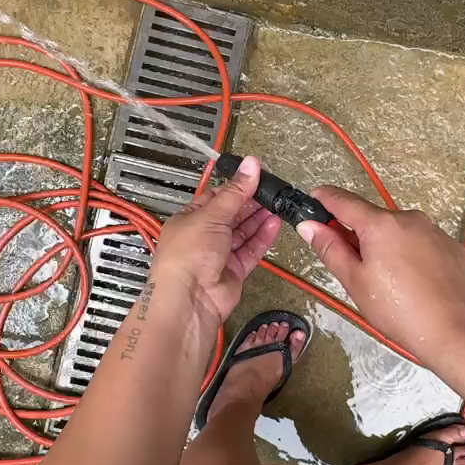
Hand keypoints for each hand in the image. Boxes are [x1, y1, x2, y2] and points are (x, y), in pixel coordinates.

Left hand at [147, 156, 281, 329]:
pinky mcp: (233, 271)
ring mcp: (218, 255)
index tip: (256, 176)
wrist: (190, 299)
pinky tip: (274, 225)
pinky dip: (262, 238)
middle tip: (272, 191)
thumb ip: (236, 192)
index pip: (216, 198)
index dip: (236, 187)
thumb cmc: (186, 256)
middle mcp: (203, 236)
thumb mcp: (212, 215)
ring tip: (278, 206)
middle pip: (232, 215)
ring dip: (260, 220)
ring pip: (243, 233)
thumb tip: (251, 165)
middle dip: (251, 203)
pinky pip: (250, 251)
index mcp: (190, 219)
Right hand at [297, 186, 464, 360]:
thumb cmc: (398, 310)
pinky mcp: (450, 246)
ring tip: (386, 281)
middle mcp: (408, 218)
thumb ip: (330, 249)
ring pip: (396, 231)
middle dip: (356, 234)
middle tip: (352, 267)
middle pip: (371, 218)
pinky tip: (411, 282)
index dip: (323, 199)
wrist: (456, 332)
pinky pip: (419, 242)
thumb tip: (308, 225)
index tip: (311, 202)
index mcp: (380, 224)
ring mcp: (433, 230)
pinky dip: (408, 254)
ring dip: (384, 245)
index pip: (343, 200)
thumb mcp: (355, 282)